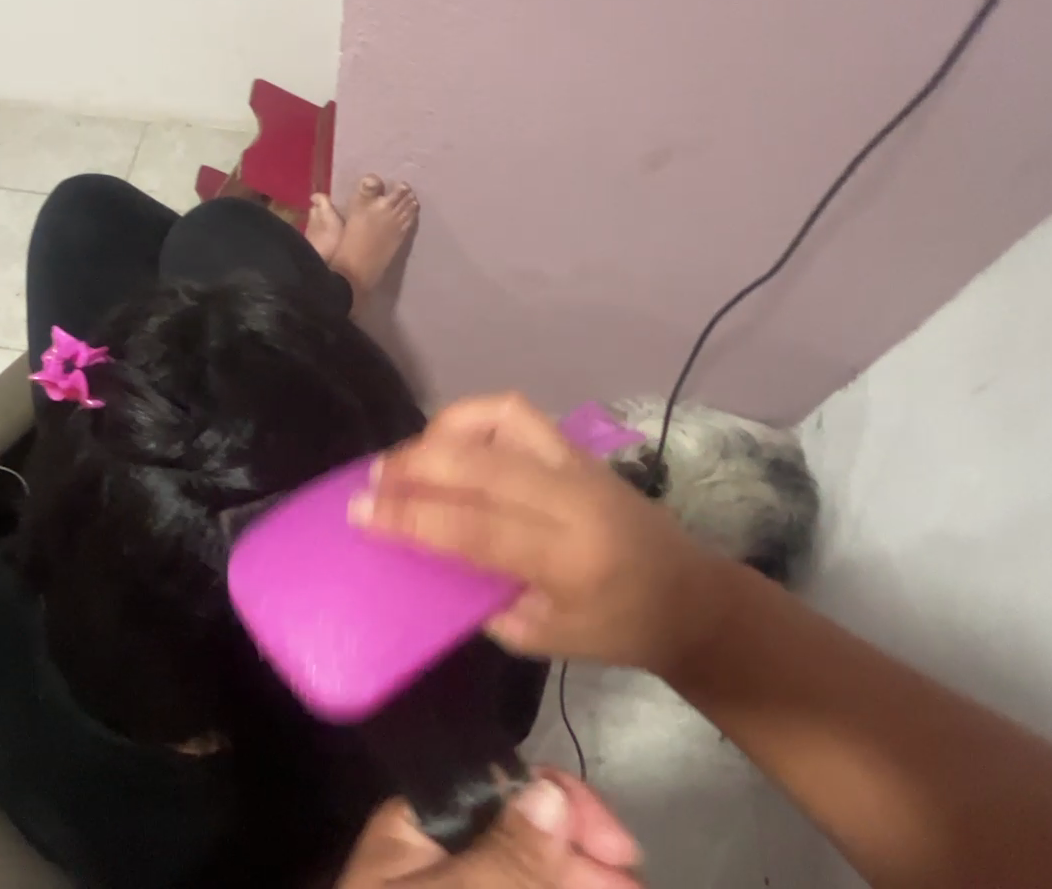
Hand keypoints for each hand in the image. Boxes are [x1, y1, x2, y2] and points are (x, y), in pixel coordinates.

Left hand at [335, 770, 640, 887]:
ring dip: (574, 884)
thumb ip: (501, 856)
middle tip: (629, 888)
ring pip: (530, 879)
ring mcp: (464, 888)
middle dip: (579, 860)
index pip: (493, 787)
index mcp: (419, 829)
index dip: (558, 803)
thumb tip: (547, 791)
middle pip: (524, 839)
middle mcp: (442, 857)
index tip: (617, 846)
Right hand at [353, 392, 731, 674]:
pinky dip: (472, 419)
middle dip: (413, 467)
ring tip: (410, 458)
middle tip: (371, 480)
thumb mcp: (542, 636)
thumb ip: (480, 593)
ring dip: (442, 433)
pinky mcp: (578, 447)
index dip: (410, 518)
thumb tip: (423, 553)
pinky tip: (451, 442)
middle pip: (479, 465)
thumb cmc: (616, 629)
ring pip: (498, 421)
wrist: (693, 598)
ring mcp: (579, 463)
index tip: (358, 512)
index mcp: (569, 561)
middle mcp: (574, 500)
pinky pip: (515, 415)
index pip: (474, 529)